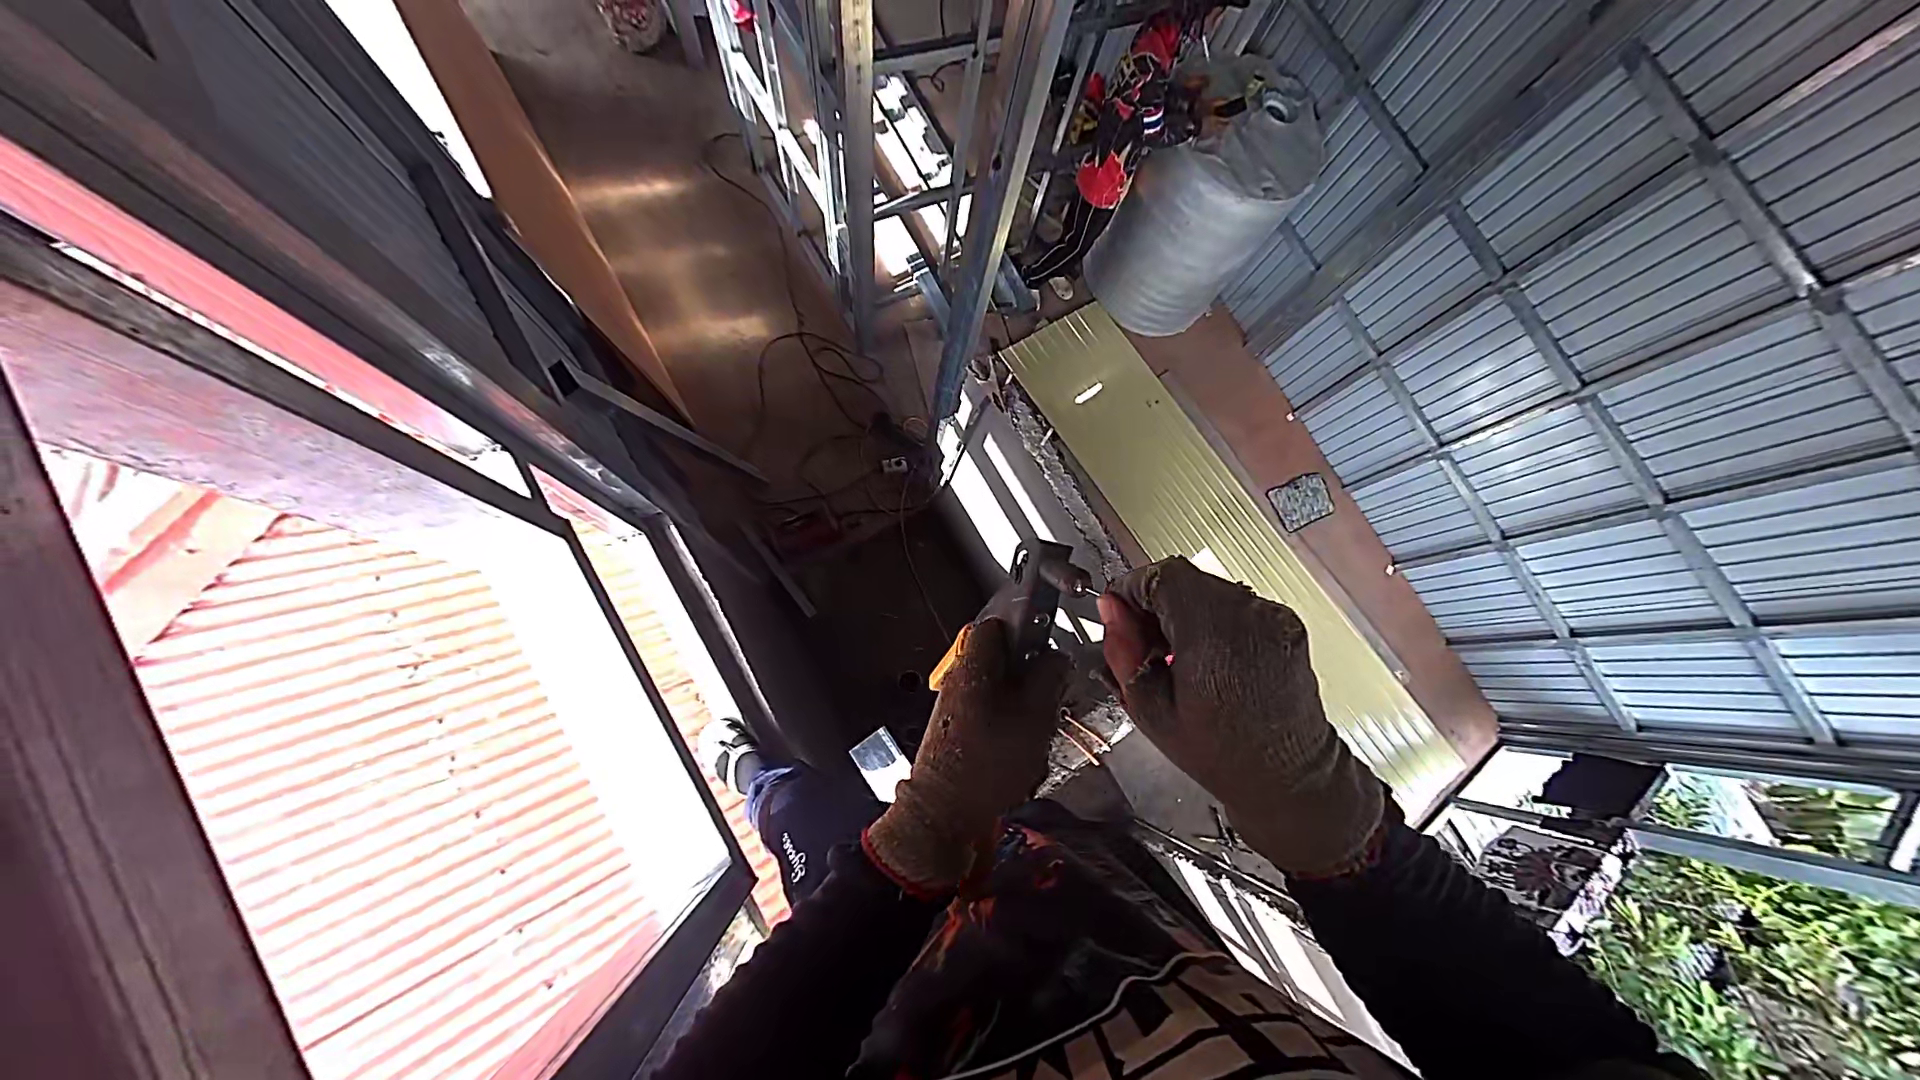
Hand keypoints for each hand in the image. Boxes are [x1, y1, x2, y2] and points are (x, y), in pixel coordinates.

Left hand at [863, 618, 1070, 895]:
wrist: (944, 813)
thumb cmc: (989, 761)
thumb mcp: (1034, 715)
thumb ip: (1048, 678)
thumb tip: (1057, 655)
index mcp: (973, 665)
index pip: (996, 625)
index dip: (1024, 628)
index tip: (1047, 646)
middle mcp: (959, 679)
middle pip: (999, 658)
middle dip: (1028, 671)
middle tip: (1051, 691)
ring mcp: (955, 705)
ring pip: (997, 686)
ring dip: (1021, 699)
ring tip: (1040, 722)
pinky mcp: (956, 729)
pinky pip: (989, 712)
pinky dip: (1008, 721)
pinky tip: (1022, 745)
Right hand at [1097, 557, 1383, 874]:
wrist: (1288, 777)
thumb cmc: (1224, 755)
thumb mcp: (1149, 710)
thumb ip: (1123, 650)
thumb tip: (1112, 610)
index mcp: (1211, 637)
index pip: (1161, 576)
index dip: (1131, 588)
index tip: (1118, 610)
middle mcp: (1248, 618)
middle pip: (1183, 577)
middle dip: (1154, 600)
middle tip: (1141, 637)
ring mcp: (1272, 618)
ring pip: (1206, 586)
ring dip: (1180, 608)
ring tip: (1172, 652)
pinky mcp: (1284, 623)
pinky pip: (1232, 602)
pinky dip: (1209, 617)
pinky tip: (1202, 654)